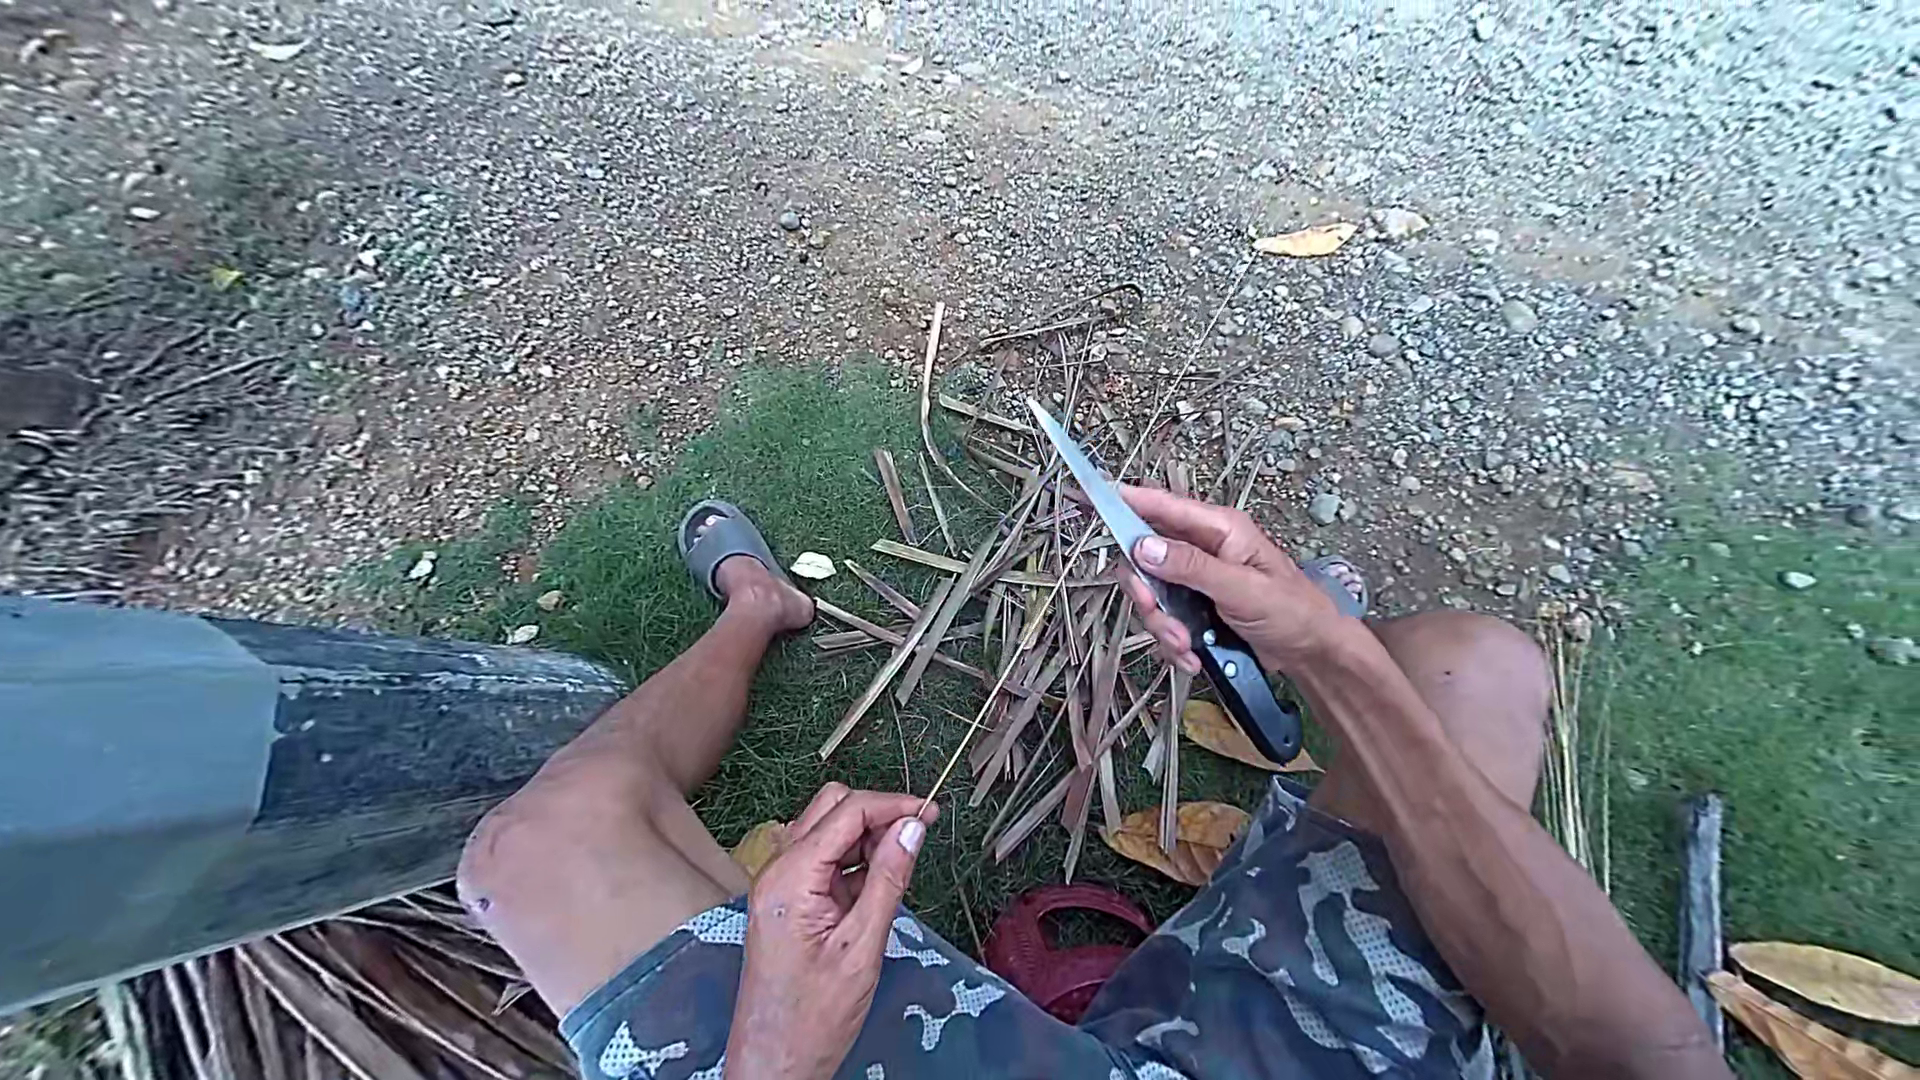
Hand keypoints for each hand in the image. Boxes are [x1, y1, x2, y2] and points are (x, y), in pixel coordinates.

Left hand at [724, 784, 935, 1079]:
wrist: (772, 1070)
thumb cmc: (815, 1017)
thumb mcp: (862, 947)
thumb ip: (889, 878)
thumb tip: (914, 825)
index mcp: (791, 874)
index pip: (847, 811)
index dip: (892, 804)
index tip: (931, 813)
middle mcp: (779, 866)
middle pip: (833, 807)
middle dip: (877, 813)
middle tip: (915, 835)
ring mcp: (781, 879)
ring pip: (829, 826)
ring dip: (866, 834)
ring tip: (898, 863)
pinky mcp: (789, 895)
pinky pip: (825, 854)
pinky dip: (854, 856)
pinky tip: (876, 880)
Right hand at [1113, 485, 1347, 672]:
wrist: (1311, 652)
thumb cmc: (1293, 610)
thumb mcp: (1243, 588)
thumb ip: (1192, 567)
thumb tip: (1143, 545)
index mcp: (1216, 529)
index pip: (1159, 505)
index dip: (1122, 499)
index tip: (1088, 497)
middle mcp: (1198, 549)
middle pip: (1142, 557)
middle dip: (1145, 591)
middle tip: (1158, 612)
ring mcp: (1191, 580)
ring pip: (1149, 594)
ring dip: (1161, 624)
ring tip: (1186, 645)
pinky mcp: (1190, 607)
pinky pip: (1161, 620)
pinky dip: (1171, 642)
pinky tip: (1193, 656)